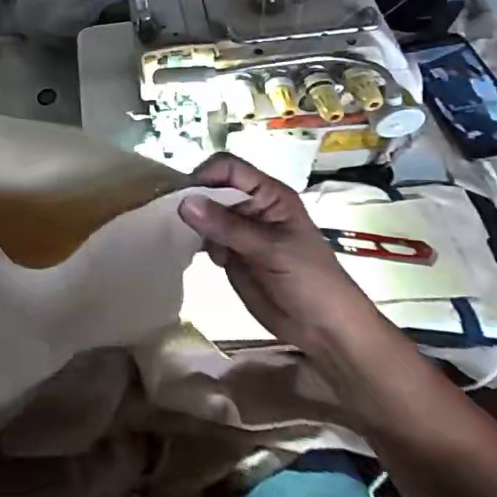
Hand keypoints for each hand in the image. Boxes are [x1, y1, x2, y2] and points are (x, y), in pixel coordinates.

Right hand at [179, 154, 379, 350]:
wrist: (324, 328)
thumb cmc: (309, 281)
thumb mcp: (270, 250)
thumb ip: (227, 226)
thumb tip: (184, 202)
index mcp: (268, 194)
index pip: (228, 168)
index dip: (204, 176)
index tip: (183, 199)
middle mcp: (250, 206)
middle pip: (211, 187)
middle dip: (192, 199)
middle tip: (172, 219)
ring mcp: (238, 230)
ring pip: (203, 212)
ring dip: (191, 223)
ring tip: (185, 239)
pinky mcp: (229, 252)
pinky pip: (204, 237)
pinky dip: (195, 242)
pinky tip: (200, 256)